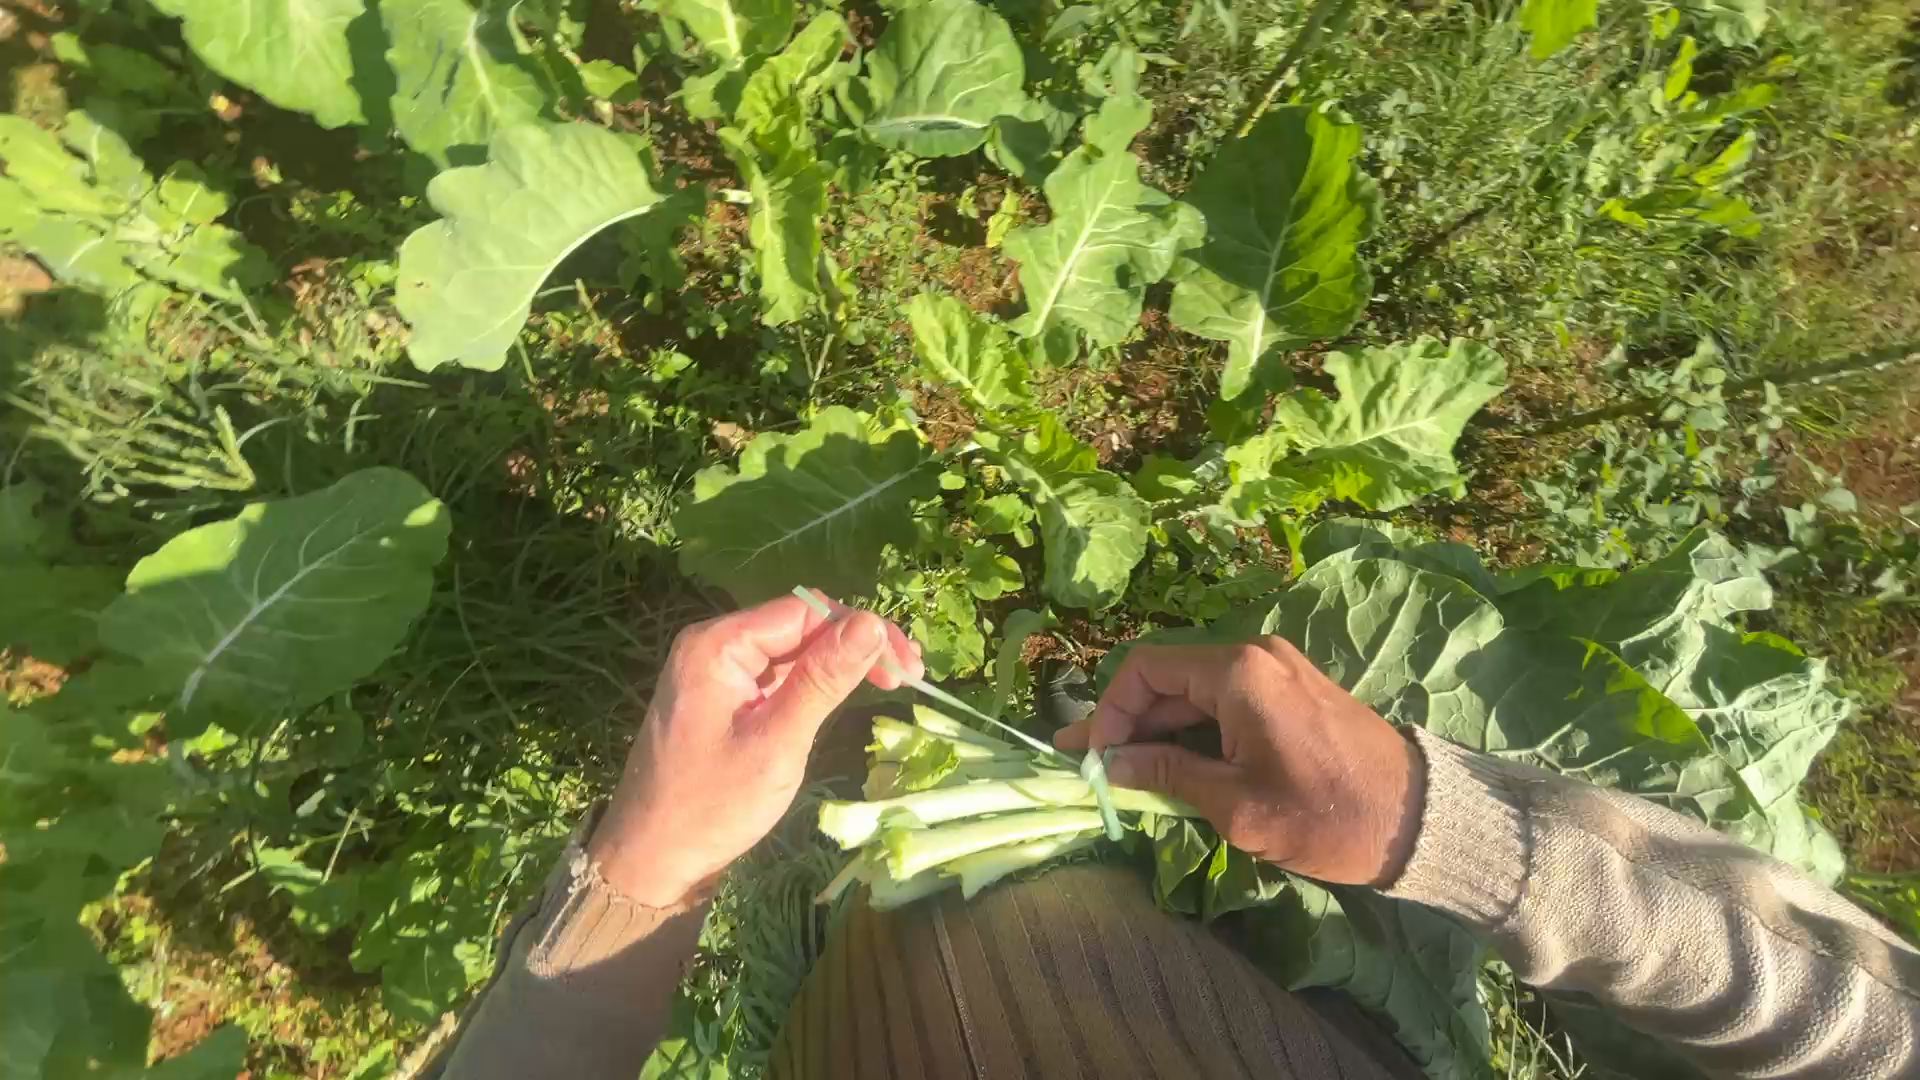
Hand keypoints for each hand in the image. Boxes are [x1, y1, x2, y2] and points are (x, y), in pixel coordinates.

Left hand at [589, 592, 922, 905]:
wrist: (649, 862)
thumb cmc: (711, 806)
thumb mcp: (777, 741)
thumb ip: (824, 678)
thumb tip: (873, 622)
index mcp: (718, 644)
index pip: (806, 611)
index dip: (861, 629)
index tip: (906, 665)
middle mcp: (716, 644)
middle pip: (803, 623)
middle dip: (857, 642)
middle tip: (909, 673)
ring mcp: (721, 668)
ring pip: (797, 646)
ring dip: (844, 659)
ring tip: (894, 679)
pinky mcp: (728, 693)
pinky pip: (781, 670)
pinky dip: (819, 679)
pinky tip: (850, 688)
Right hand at [1055, 637, 1423, 886]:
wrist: (1430, 822)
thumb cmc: (1328, 816)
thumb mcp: (1238, 805)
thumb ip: (1167, 774)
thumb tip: (1110, 766)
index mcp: (1237, 672)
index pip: (1146, 670)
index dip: (1111, 710)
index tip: (1095, 755)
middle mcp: (1252, 655)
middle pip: (1168, 679)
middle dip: (1127, 721)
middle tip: (1090, 760)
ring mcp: (1273, 669)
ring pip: (1193, 691)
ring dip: (1157, 727)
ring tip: (1119, 764)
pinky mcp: (1288, 689)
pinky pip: (1223, 700)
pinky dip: (1192, 728)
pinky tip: (1169, 758)